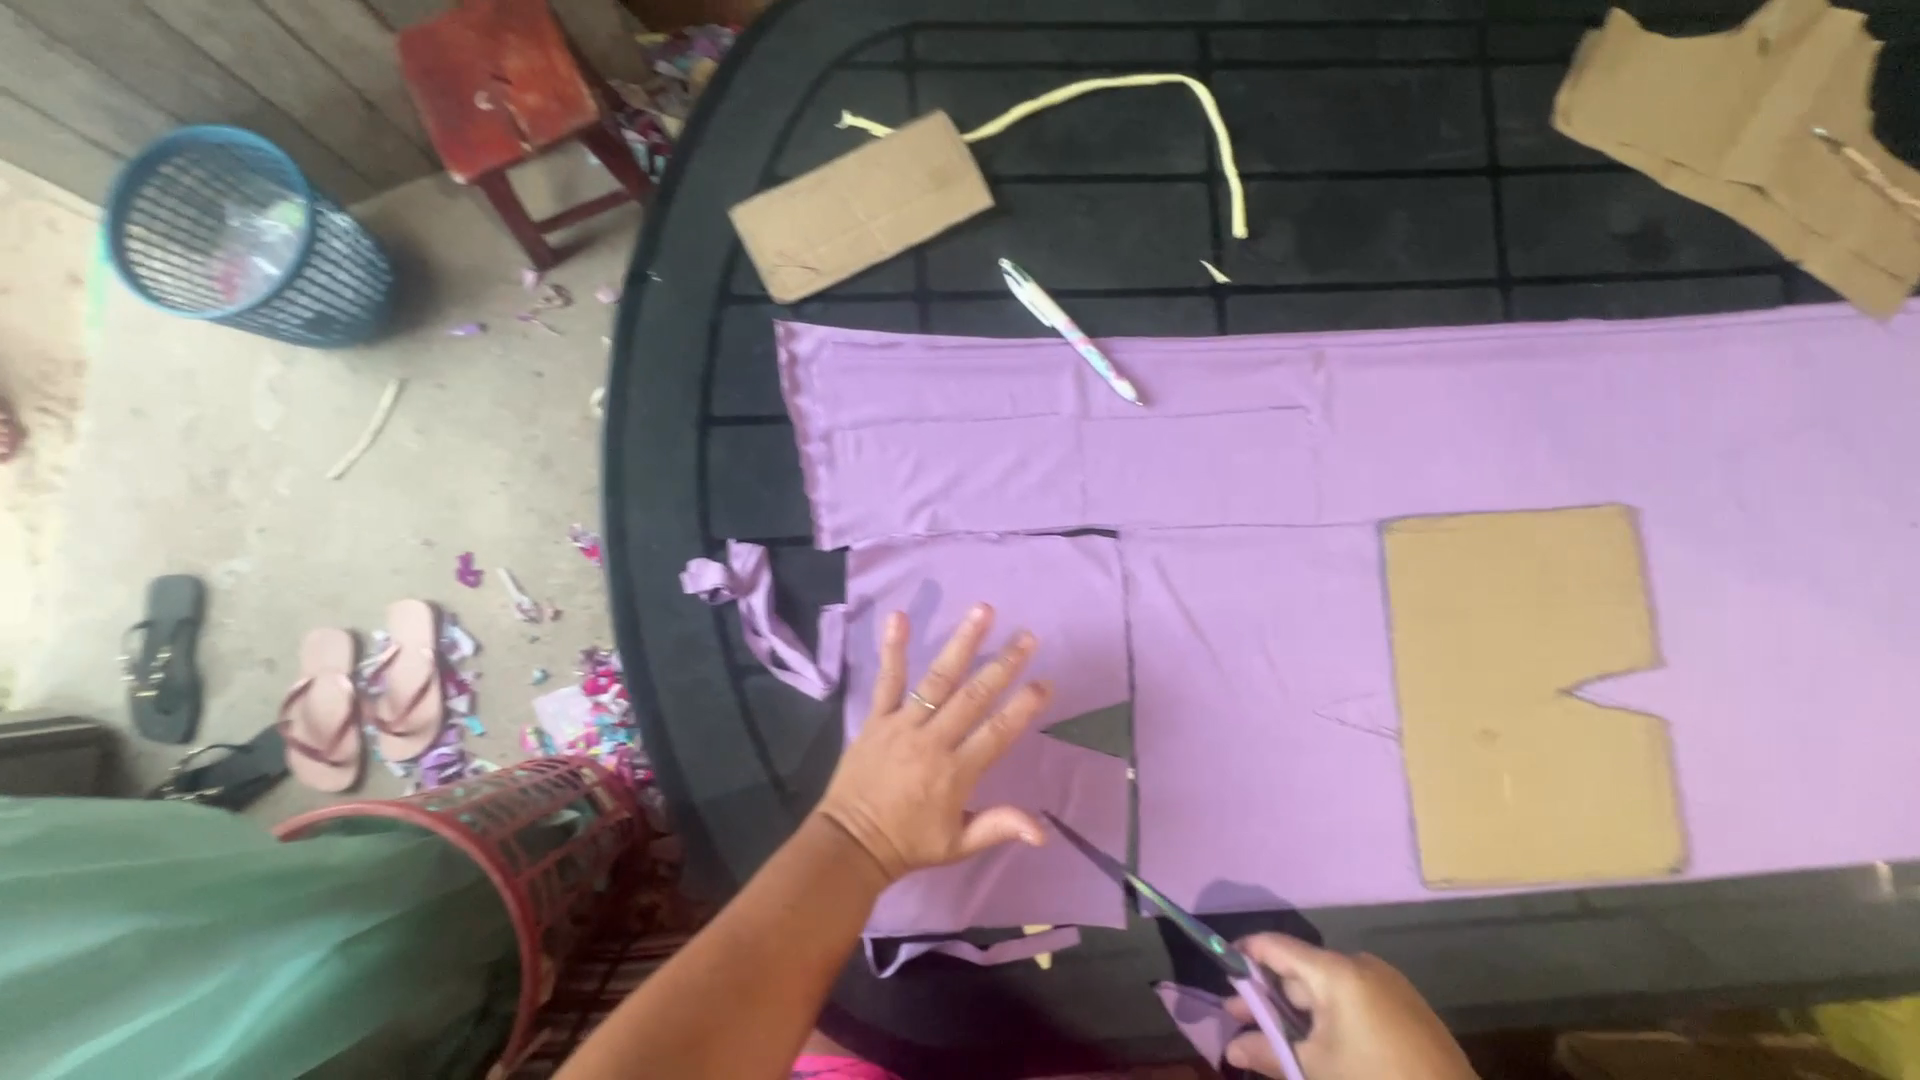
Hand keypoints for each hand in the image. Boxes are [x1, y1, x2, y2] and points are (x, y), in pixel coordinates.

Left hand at [814, 604, 1051, 882]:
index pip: (997, 732)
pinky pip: (887, 680)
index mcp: (956, 772)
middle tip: (1027, 637)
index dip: (1023, 707)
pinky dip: (892, 648)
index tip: (1046, 682)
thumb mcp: (958, 845)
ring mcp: (902, 725)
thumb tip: (1043, 832)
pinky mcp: (876, 719)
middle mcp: (933, 741)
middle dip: (1003, 664)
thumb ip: (999, 827)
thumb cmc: (909, 844)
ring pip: (937, 678)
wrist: (850, 843)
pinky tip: (899, 616)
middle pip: (974, 696)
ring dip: (961, 643)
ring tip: (982, 611)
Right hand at [1225, 934, 1476, 1079]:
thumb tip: (1229, 1049)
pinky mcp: (1406, 1006)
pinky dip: (1328, 1014)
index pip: (1273, 945)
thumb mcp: (1317, 1071)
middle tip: (1241, 1020)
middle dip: (1268, 994)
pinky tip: (1318, 1044)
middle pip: (1299, 969)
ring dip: (1297, 1008)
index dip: (1242, 955)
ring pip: (1325, 987)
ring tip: (1278, 1038)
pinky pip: (1352, 998)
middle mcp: (1360, 964)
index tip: (1221, 976)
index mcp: (1335, 971)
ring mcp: (1387, 983)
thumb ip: (1268, 1052)